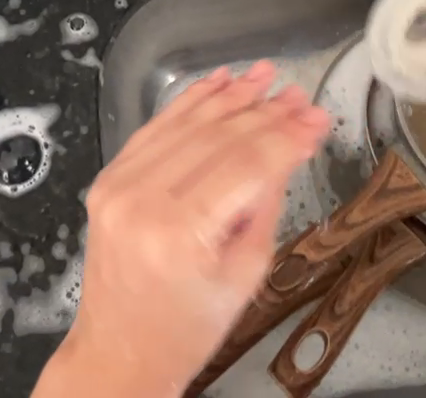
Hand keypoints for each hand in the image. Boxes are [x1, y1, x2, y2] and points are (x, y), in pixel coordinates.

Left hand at [36, 61, 330, 397]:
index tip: (316, 118)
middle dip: (264, 111)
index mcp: (180, 233)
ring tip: (264, 75)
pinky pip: (156, 127)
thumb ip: (265, 203)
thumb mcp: (244, 276)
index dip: (286, 135)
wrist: (119, 351)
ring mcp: (119, 183)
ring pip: (186, 123)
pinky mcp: (109, 176)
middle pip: (217, 137)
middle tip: (297, 96)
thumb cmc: (185, 327)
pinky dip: (189, 102)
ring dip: (229, 95)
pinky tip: (217, 82)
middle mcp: (143, 199)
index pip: (245, 164)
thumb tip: (290, 144)